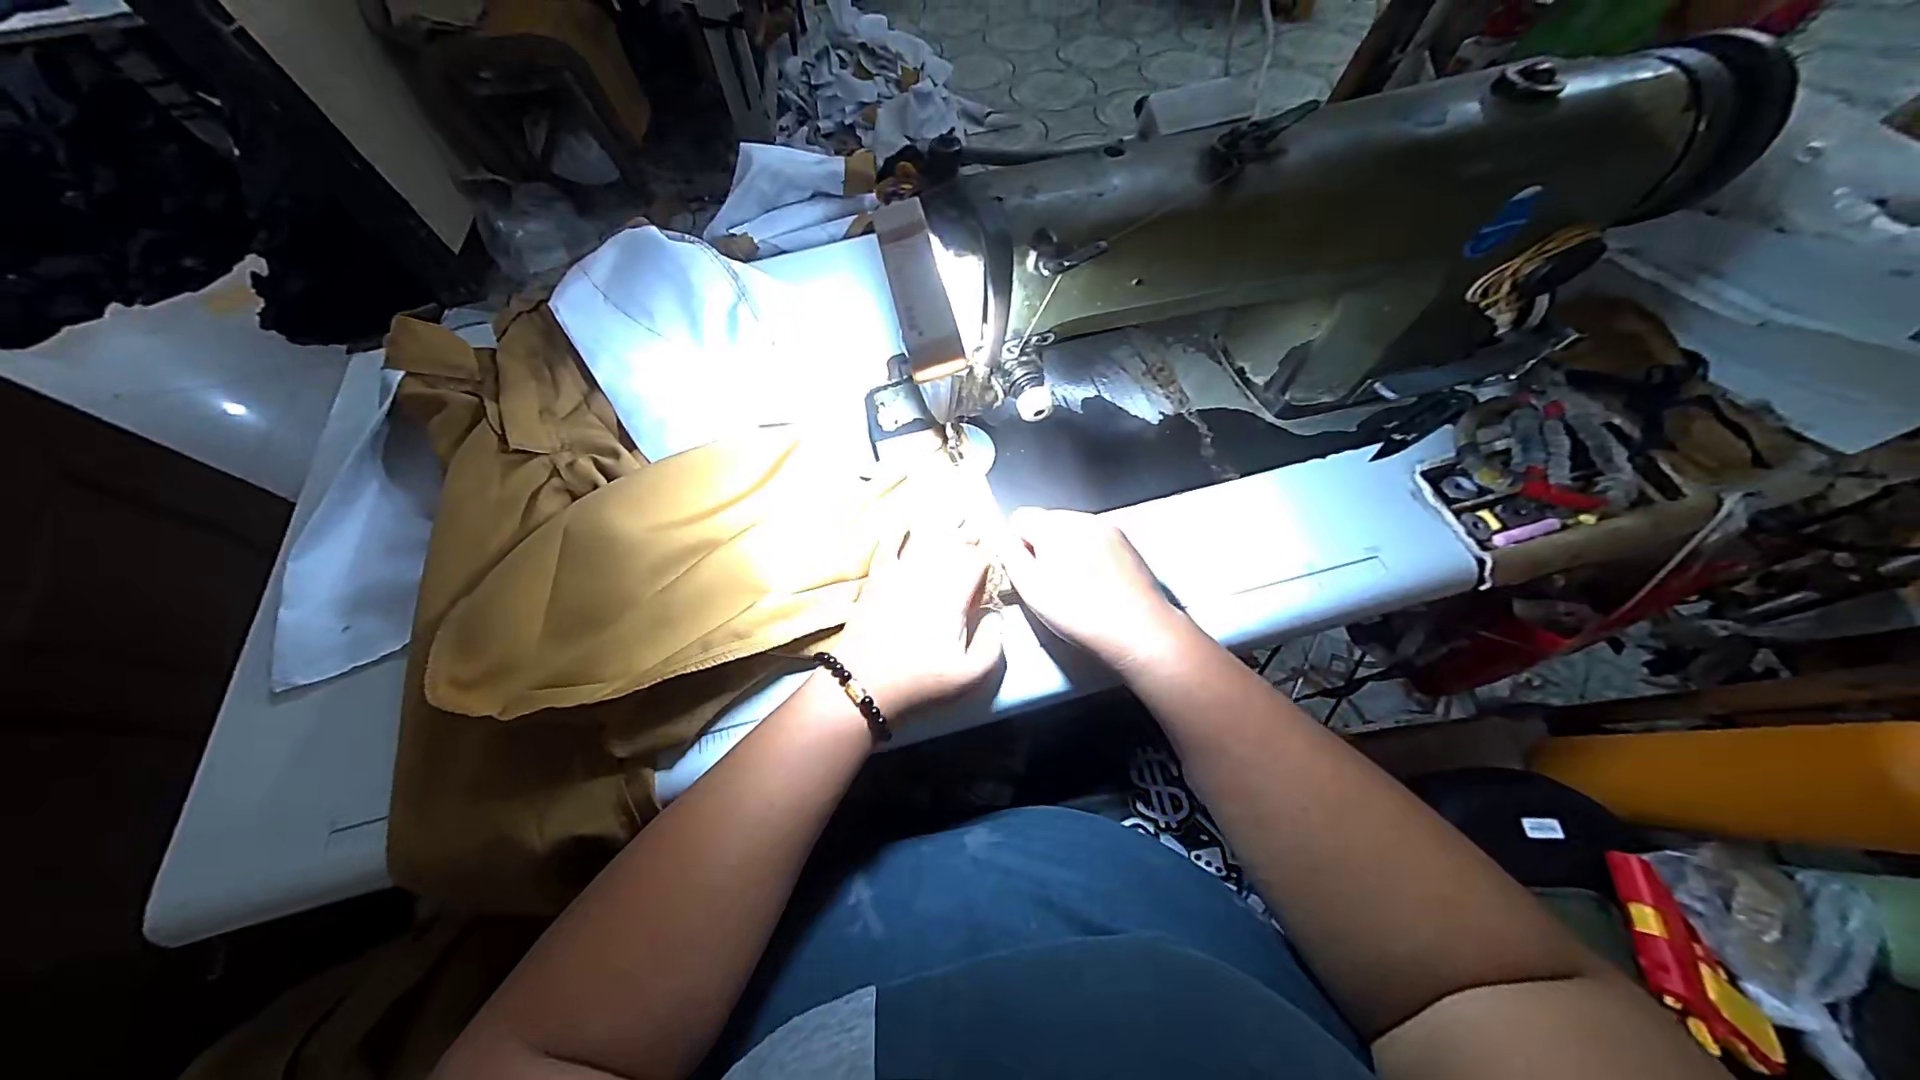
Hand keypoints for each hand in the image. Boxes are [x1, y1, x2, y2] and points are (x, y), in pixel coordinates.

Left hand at [831, 531, 1004, 717]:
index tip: (992, 567)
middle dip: (969, 538)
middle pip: (953, 543)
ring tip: (956, 522)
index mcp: (952, 596)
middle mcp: (926, 576)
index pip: (977, 559)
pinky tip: (906, 522)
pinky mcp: (877, 578)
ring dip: (943, 529)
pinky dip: (900, 531)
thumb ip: (993, 642)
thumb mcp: (970, 674)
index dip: (989, 558)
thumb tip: (994, 615)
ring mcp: (898, 574)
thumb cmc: (918, 681)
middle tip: (978, 538)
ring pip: (925, 538)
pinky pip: (890, 544)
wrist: (862, 683)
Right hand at [994, 507, 1191, 673]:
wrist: (1139, 629)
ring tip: (1075, 585)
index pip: (1019, 518)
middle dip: (1042, 545)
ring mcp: (1107, 527)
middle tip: (1050, 582)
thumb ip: (1008, 554)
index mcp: (1054, 526)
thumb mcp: (1031, 588)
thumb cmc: (1080, 612)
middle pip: (1046, 522)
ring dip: (1065, 550)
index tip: (1027, 571)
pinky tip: (1095, 582)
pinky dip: (1087, 554)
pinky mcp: (1125, 541)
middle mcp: (1081, 518)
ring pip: (1071, 531)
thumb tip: (995, 533)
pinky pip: (1093, 539)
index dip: (1017, 544)